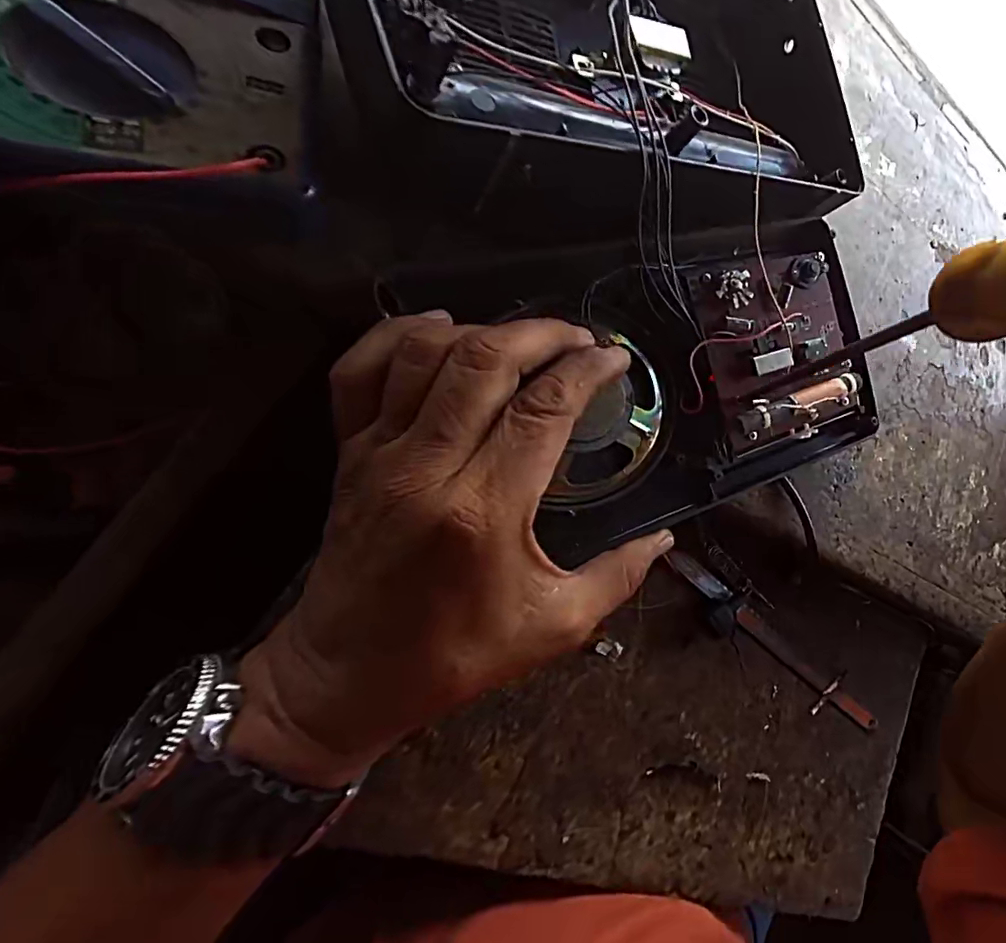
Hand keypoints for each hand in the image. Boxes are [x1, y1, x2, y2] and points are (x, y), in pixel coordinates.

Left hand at [228, 314, 673, 785]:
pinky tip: (440, 325)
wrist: (340, 681)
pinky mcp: (348, 454)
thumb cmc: (454, 655)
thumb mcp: (556, 626)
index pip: (542, 409)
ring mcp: (379, 455)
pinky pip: (359, 370)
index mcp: (485, 509)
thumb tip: (665, 539)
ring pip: (426, 354)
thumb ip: (619, 577)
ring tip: (526, 338)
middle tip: (580, 339)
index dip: (586, 371)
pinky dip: (399, 334)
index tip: (615, 358)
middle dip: (542, 334)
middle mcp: (428, 467)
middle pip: (484, 362)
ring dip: (484, 330)